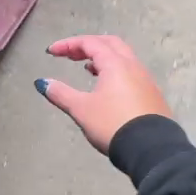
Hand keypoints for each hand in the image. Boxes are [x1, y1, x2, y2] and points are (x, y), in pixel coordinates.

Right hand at [37, 35, 172, 153]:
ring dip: (103, 58)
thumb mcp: (82, 109)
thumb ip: (61, 93)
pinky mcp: (153, 96)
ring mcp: (146, 81)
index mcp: (115, 64)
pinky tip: (108, 88)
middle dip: (88, 45)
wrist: (153, 151)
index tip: (51, 52)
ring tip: (88, 68)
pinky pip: (131, 73)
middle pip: (110, 43)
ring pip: (123, 58)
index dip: (68, 44)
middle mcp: (133, 66)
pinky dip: (115, 71)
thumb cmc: (113, 124)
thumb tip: (42, 82)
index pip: (89, 42)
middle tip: (71, 55)